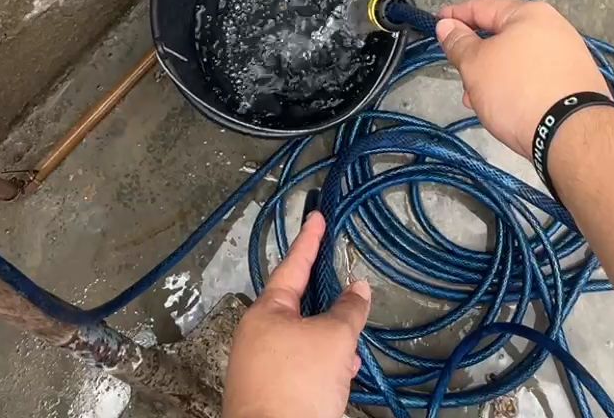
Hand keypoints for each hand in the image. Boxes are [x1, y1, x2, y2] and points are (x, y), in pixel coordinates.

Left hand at [223, 212, 370, 417]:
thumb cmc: (297, 386)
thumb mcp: (333, 339)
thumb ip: (348, 310)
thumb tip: (358, 288)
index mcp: (265, 312)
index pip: (293, 264)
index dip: (309, 240)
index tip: (316, 217)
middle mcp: (256, 335)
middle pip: (296, 305)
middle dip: (324, 299)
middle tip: (341, 280)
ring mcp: (259, 367)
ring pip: (301, 339)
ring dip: (328, 339)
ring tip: (351, 344)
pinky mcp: (268, 395)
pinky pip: (299, 366)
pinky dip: (321, 364)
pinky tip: (341, 374)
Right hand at [436, 0, 608, 158]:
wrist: (571, 134)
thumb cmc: (519, 90)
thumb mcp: (476, 64)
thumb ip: (458, 42)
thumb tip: (447, 24)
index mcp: (529, 14)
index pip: (483, 6)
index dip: (456, 14)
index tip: (438, 21)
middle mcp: (554, 28)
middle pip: (503, 34)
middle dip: (476, 53)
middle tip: (458, 69)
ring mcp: (568, 56)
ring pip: (518, 59)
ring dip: (492, 75)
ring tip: (476, 99)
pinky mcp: (575, 83)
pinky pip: (535, 77)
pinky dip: (514, 86)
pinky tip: (503, 107)